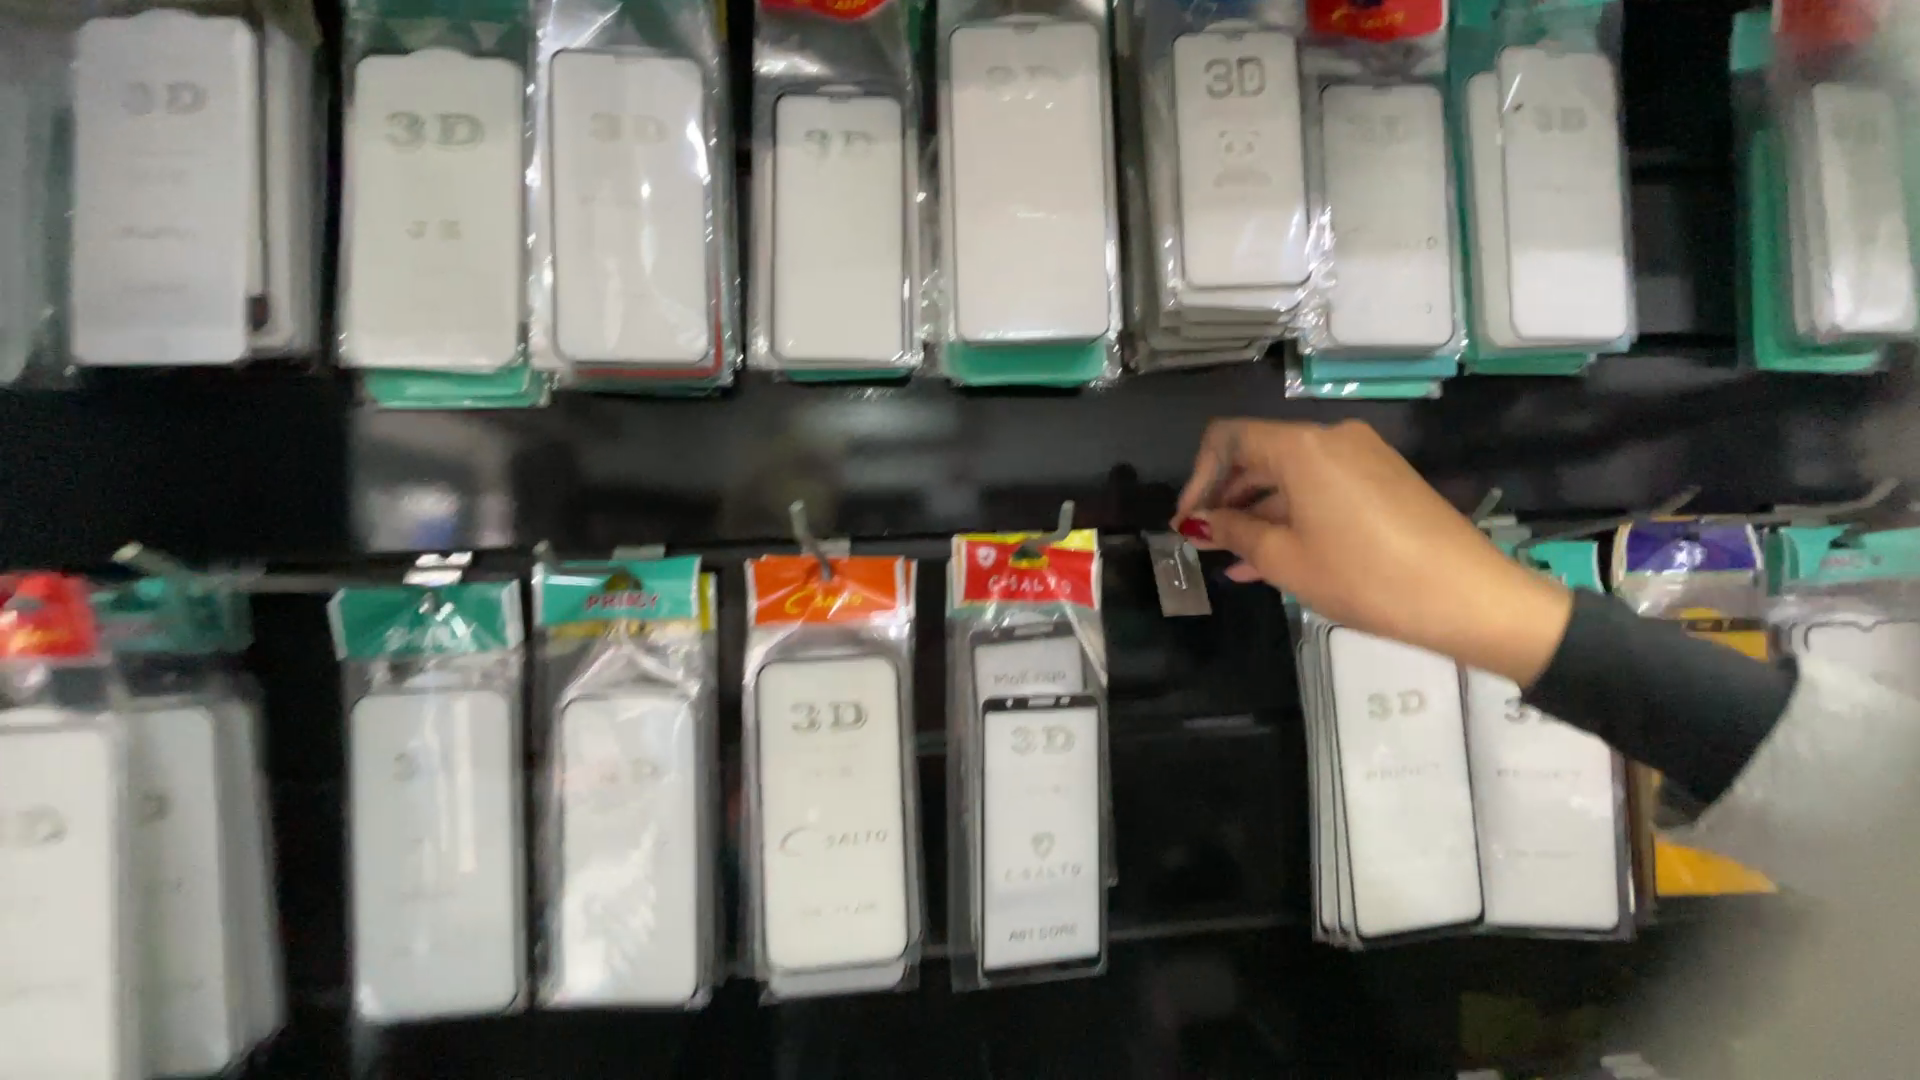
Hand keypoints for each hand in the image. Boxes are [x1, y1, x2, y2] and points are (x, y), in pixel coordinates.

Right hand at [1173, 419, 1572, 686]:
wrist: (1468, 599)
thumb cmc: (1363, 577)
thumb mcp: (1285, 559)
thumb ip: (1234, 532)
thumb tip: (1201, 522)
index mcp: (1303, 448)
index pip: (1228, 439)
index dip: (1197, 478)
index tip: (1188, 521)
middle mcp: (1331, 440)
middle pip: (1259, 456)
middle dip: (1224, 498)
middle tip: (1204, 542)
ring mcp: (1362, 458)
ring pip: (1289, 478)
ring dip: (1256, 514)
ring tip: (1232, 559)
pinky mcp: (1383, 481)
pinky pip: (1320, 490)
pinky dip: (1290, 517)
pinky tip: (1269, 558)